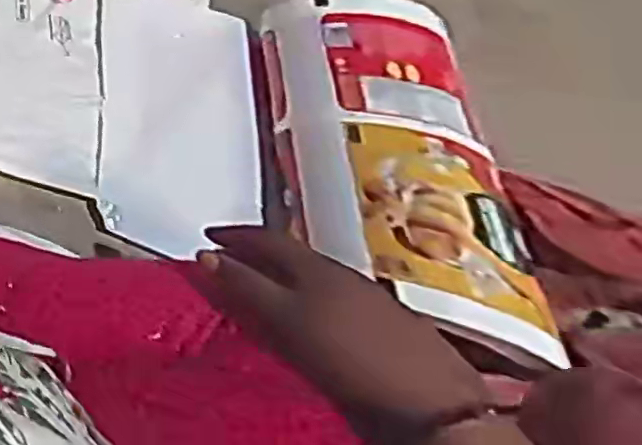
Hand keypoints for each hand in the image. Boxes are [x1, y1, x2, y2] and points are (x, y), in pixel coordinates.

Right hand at [199, 226, 491, 436]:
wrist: (444, 414)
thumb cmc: (349, 357)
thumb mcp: (285, 320)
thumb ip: (245, 284)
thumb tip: (206, 254)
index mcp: (315, 267)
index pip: (266, 237)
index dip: (234, 235)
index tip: (210, 236)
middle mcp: (346, 275)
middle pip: (294, 255)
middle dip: (261, 255)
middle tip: (234, 260)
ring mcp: (379, 302)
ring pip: (321, 278)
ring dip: (291, 278)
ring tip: (271, 289)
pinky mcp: (403, 331)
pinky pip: (345, 301)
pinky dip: (320, 300)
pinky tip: (320, 318)